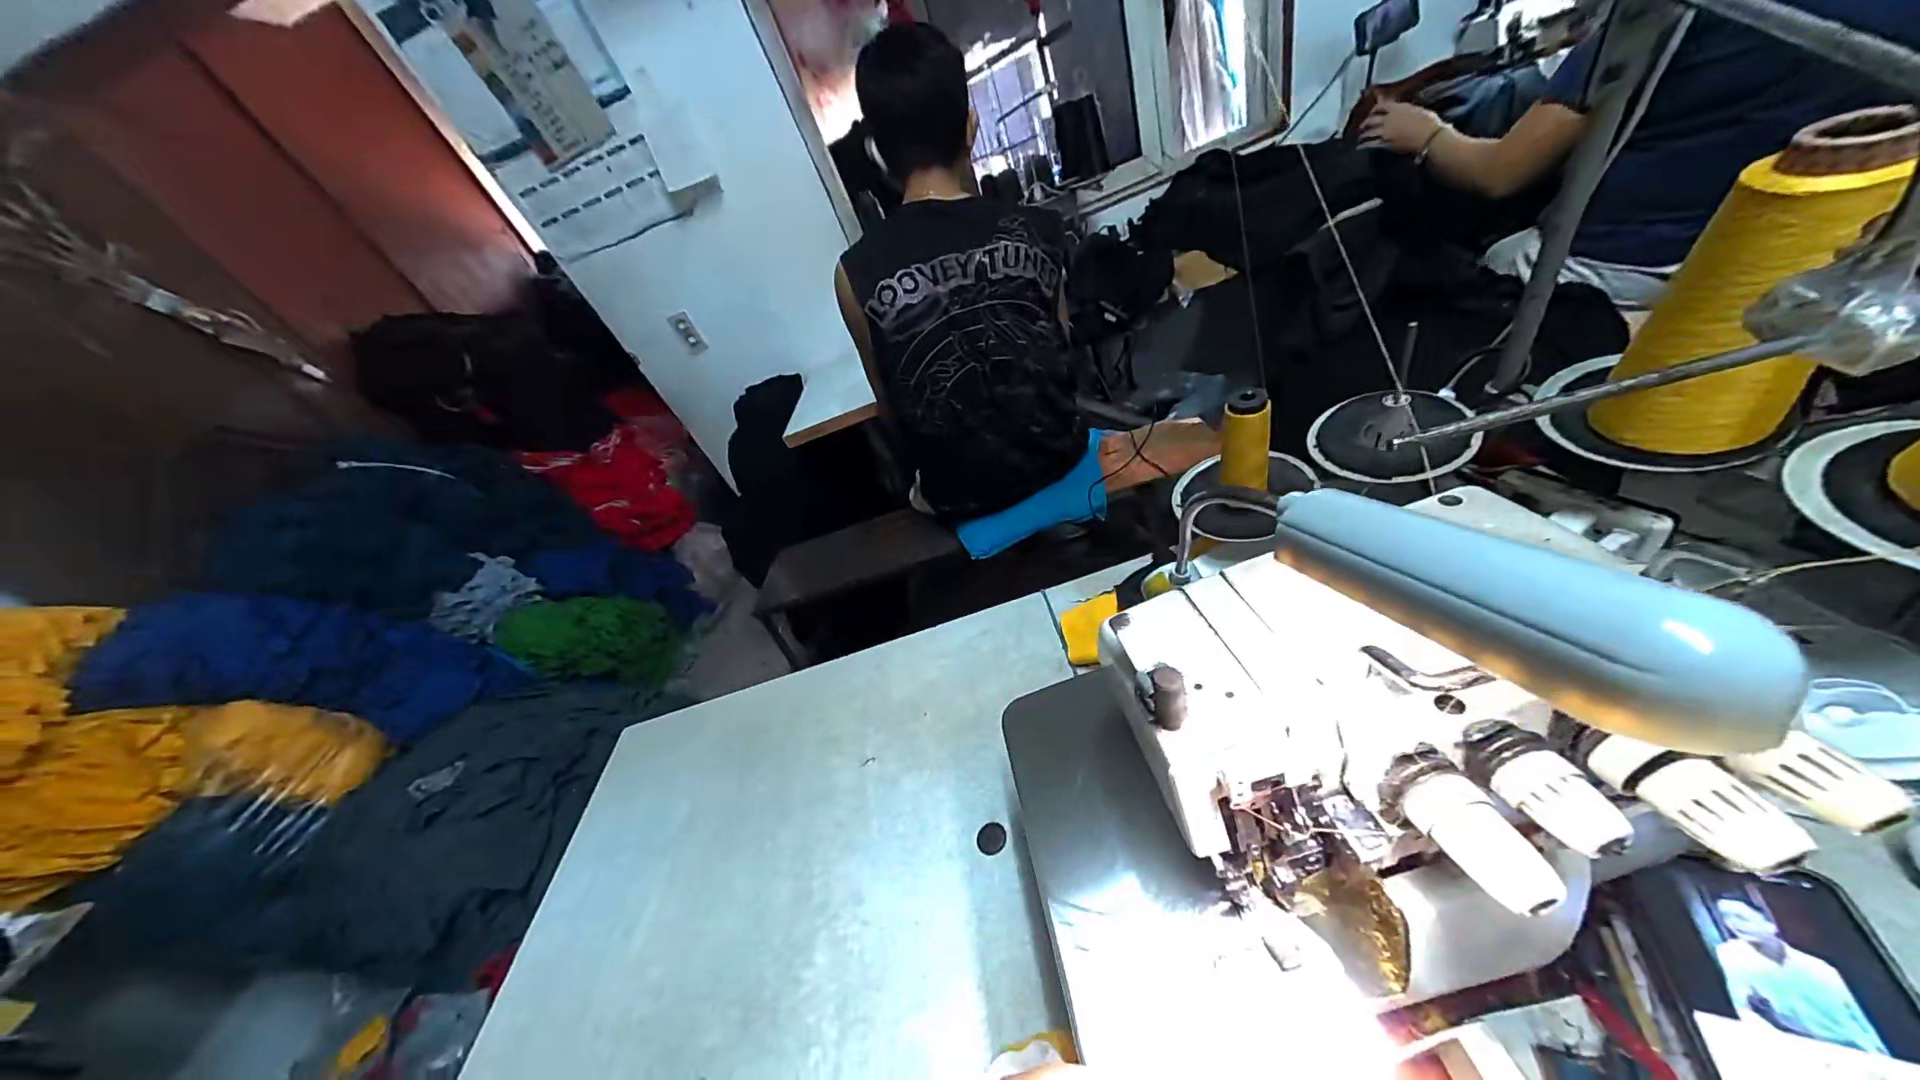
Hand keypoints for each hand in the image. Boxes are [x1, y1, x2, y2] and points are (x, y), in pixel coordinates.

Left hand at [1358, 101, 1446, 155]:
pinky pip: (1370, 144)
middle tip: (1361, 126)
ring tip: (1359, 138)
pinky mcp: (1384, 143)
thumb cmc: (1427, 121)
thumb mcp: (1415, 110)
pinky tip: (1360, 146)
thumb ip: (1404, 110)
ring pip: (1368, 132)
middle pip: (1371, 119)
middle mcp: (1388, 118)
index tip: (1370, 112)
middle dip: (1365, 123)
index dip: (1373, 109)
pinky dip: (1364, 145)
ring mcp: (1385, 131)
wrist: (1428, 135)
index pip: (1380, 106)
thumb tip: (1399, 111)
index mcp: (1397, 108)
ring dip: (1363, 135)